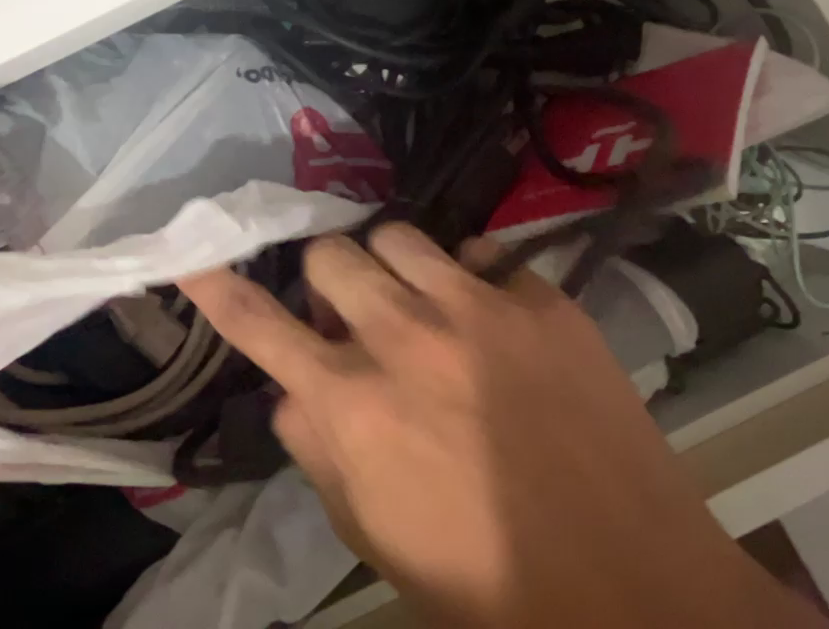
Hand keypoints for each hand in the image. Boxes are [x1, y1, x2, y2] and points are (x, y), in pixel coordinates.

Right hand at [179, 223, 828, 628]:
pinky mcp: (545, 303)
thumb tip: (294, 389)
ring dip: (390, 268)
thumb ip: (316, 448)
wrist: (635, 592)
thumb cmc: (483, 581)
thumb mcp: (369, 534)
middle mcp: (405, 338)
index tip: (192, 254)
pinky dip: (469, 279)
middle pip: (330, 256)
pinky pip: (482, 255)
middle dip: (326, 281)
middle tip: (349, 316)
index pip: (258, 324)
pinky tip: (487, 318)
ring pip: (398, 236)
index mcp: (352, 402)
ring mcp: (480, 310)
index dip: (216, 286)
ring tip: (414, 304)